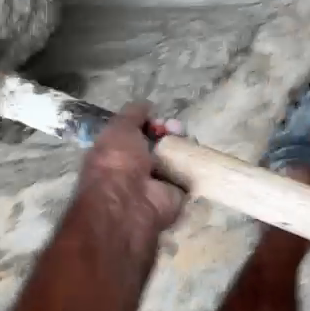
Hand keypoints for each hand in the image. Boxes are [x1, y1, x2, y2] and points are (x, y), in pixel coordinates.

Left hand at [68, 102, 186, 259]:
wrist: (128, 205)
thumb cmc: (116, 162)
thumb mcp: (118, 128)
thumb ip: (133, 114)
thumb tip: (148, 105)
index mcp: (117, 154)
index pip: (138, 133)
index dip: (149, 123)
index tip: (156, 119)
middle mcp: (136, 168)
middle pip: (160, 143)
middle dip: (168, 131)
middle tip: (174, 128)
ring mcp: (157, 183)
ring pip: (175, 157)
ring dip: (182, 144)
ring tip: (183, 138)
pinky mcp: (176, 196)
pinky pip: (188, 175)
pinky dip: (193, 164)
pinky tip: (193, 154)